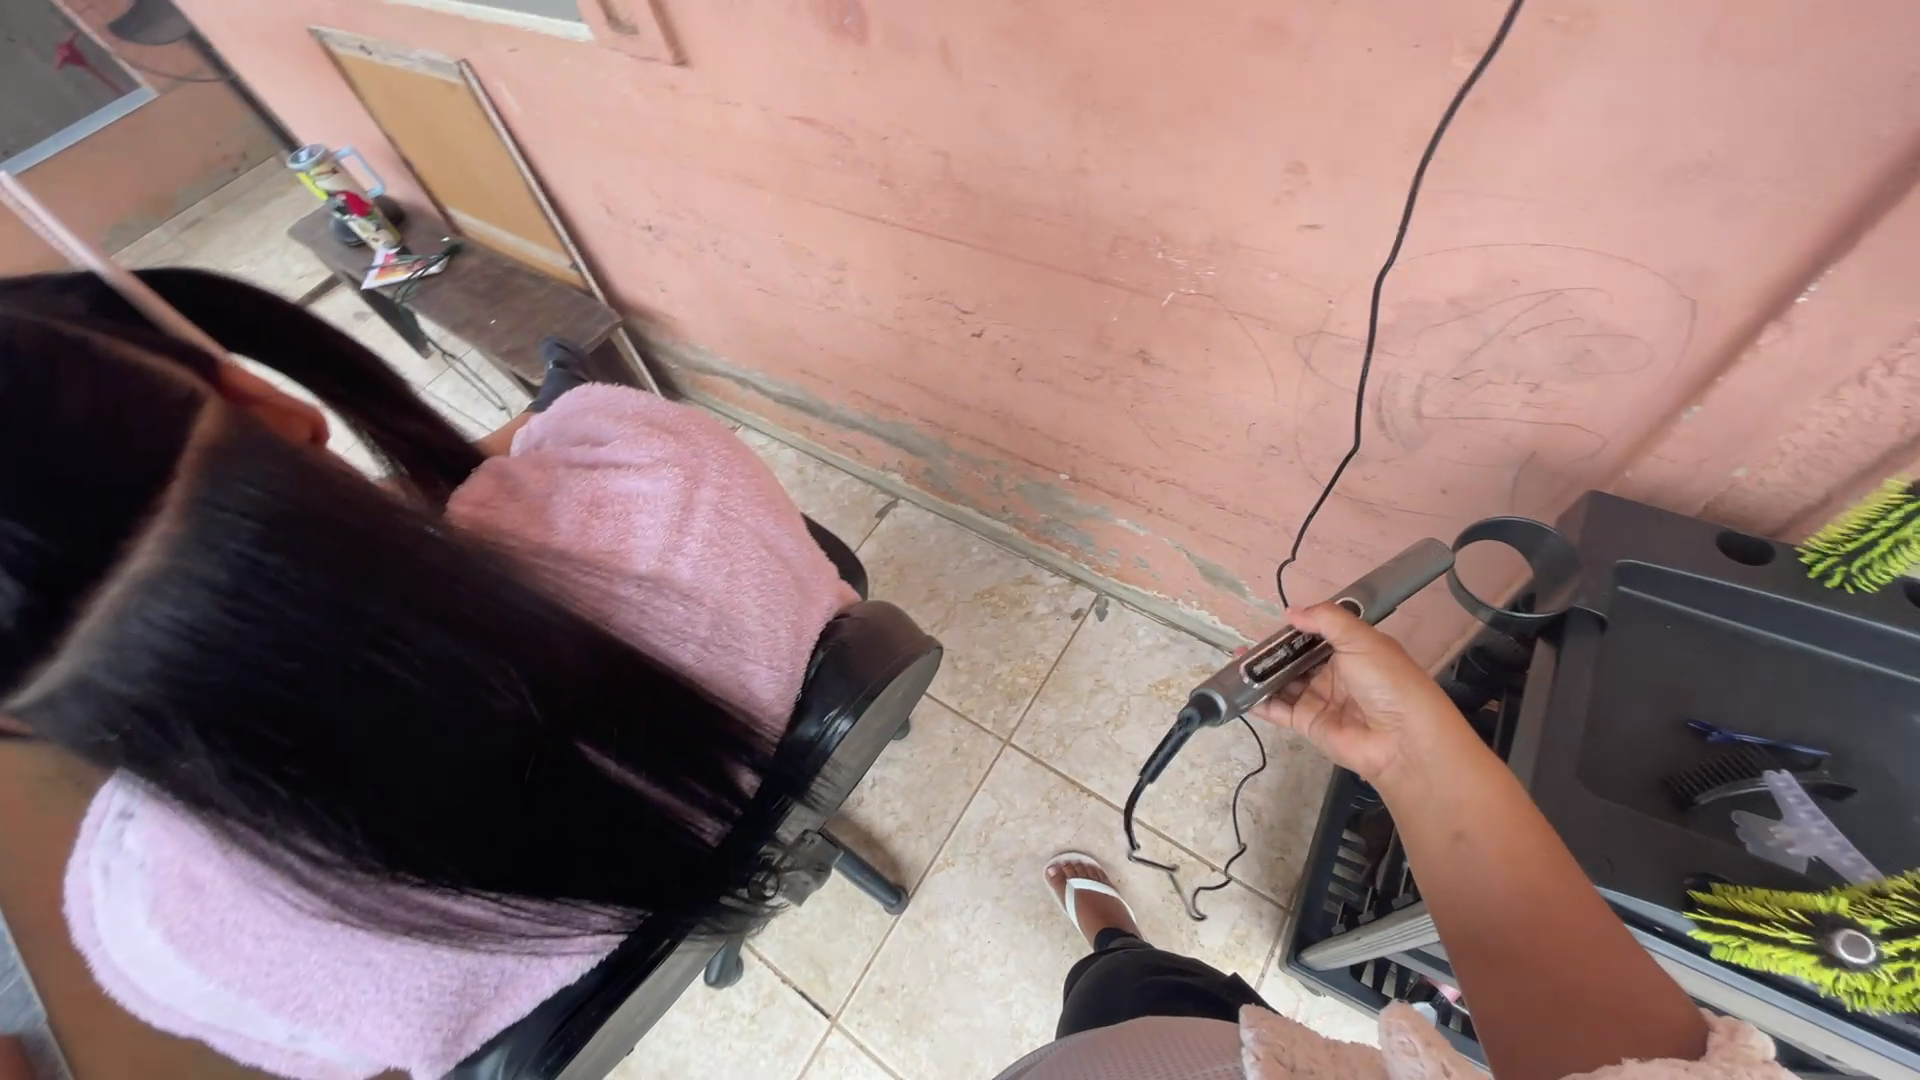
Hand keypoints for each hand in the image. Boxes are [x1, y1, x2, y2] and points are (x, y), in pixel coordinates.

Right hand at [1246, 602, 1469, 787]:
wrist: (1402, 739)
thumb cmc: (1386, 681)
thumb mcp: (1361, 639)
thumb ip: (1325, 620)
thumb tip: (1290, 612)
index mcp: (1352, 651)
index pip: (1317, 636)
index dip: (1295, 630)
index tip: (1273, 624)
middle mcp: (1334, 674)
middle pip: (1296, 661)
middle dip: (1271, 654)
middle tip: (1244, 647)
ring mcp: (1319, 700)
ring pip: (1283, 683)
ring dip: (1260, 675)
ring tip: (1235, 665)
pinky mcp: (1307, 724)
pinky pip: (1278, 710)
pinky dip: (1259, 702)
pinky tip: (1239, 691)